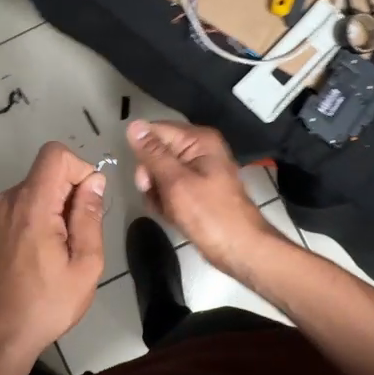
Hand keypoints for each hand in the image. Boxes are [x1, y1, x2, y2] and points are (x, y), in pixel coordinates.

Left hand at [0, 142, 106, 363]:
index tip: (90, 204)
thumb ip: (90, 217)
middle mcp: (10, 200)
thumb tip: (94, 182)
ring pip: (40, 187)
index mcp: (31, 206)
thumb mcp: (85, 265)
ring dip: (60, 207)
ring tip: (64, 250)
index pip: (56, 155)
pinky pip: (28, 203)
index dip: (81, 169)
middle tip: (80, 236)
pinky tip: (48, 252)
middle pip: (49, 170)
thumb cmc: (48, 304)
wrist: (2, 334)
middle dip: (73, 192)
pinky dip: (45, 216)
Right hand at [127, 120, 276, 270]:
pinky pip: (171, 189)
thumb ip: (152, 153)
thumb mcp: (176, 182)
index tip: (145, 179)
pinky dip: (167, 203)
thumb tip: (133, 125)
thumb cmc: (209, 215)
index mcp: (199, 140)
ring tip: (170, 211)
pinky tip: (174, 216)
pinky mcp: (198, 190)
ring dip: (157, 194)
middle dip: (151, 177)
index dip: (144, 153)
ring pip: (160, 174)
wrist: (239, 249)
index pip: (155, 131)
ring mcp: (199, 171)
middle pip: (156, 152)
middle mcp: (200, 150)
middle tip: (158, 197)